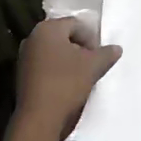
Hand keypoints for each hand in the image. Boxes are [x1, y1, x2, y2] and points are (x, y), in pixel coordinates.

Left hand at [15, 16, 121, 138]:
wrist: (40, 116)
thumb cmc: (67, 83)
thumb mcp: (93, 66)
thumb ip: (106, 54)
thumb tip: (116, 48)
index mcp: (47, 29)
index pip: (76, 24)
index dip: (92, 38)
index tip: (101, 56)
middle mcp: (32, 38)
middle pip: (64, 37)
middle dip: (81, 49)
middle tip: (94, 65)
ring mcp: (25, 57)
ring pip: (55, 52)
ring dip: (71, 61)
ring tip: (84, 76)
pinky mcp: (24, 75)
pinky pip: (46, 66)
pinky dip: (59, 71)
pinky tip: (69, 85)